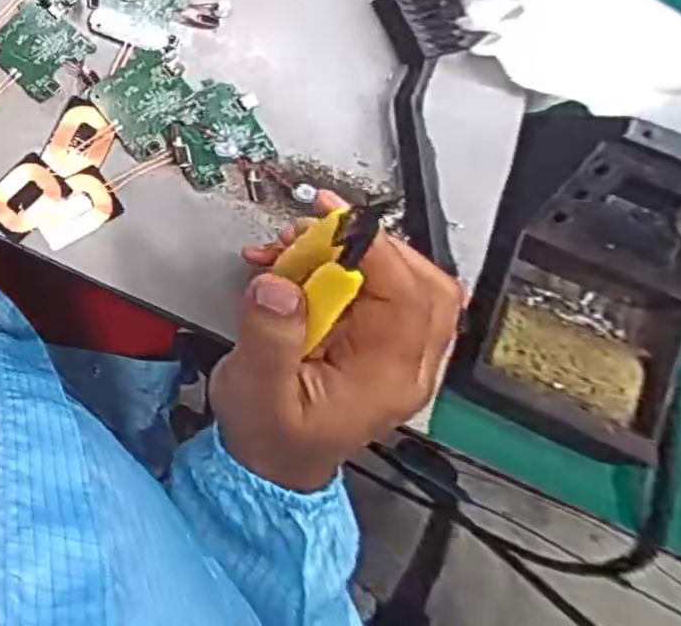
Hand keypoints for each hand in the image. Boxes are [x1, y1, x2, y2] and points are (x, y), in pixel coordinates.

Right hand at [209, 190, 462, 491]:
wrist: (270, 462)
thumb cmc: (268, 432)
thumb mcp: (257, 386)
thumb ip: (269, 335)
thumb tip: (279, 284)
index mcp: (387, 375)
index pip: (408, 298)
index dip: (374, 250)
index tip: (328, 219)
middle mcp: (402, 361)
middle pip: (423, 286)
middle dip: (369, 244)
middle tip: (311, 226)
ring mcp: (387, 352)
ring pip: (397, 285)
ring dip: (343, 254)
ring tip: (286, 247)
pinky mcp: (363, 342)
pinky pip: (367, 294)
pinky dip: (330, 268)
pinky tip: (287, 265)